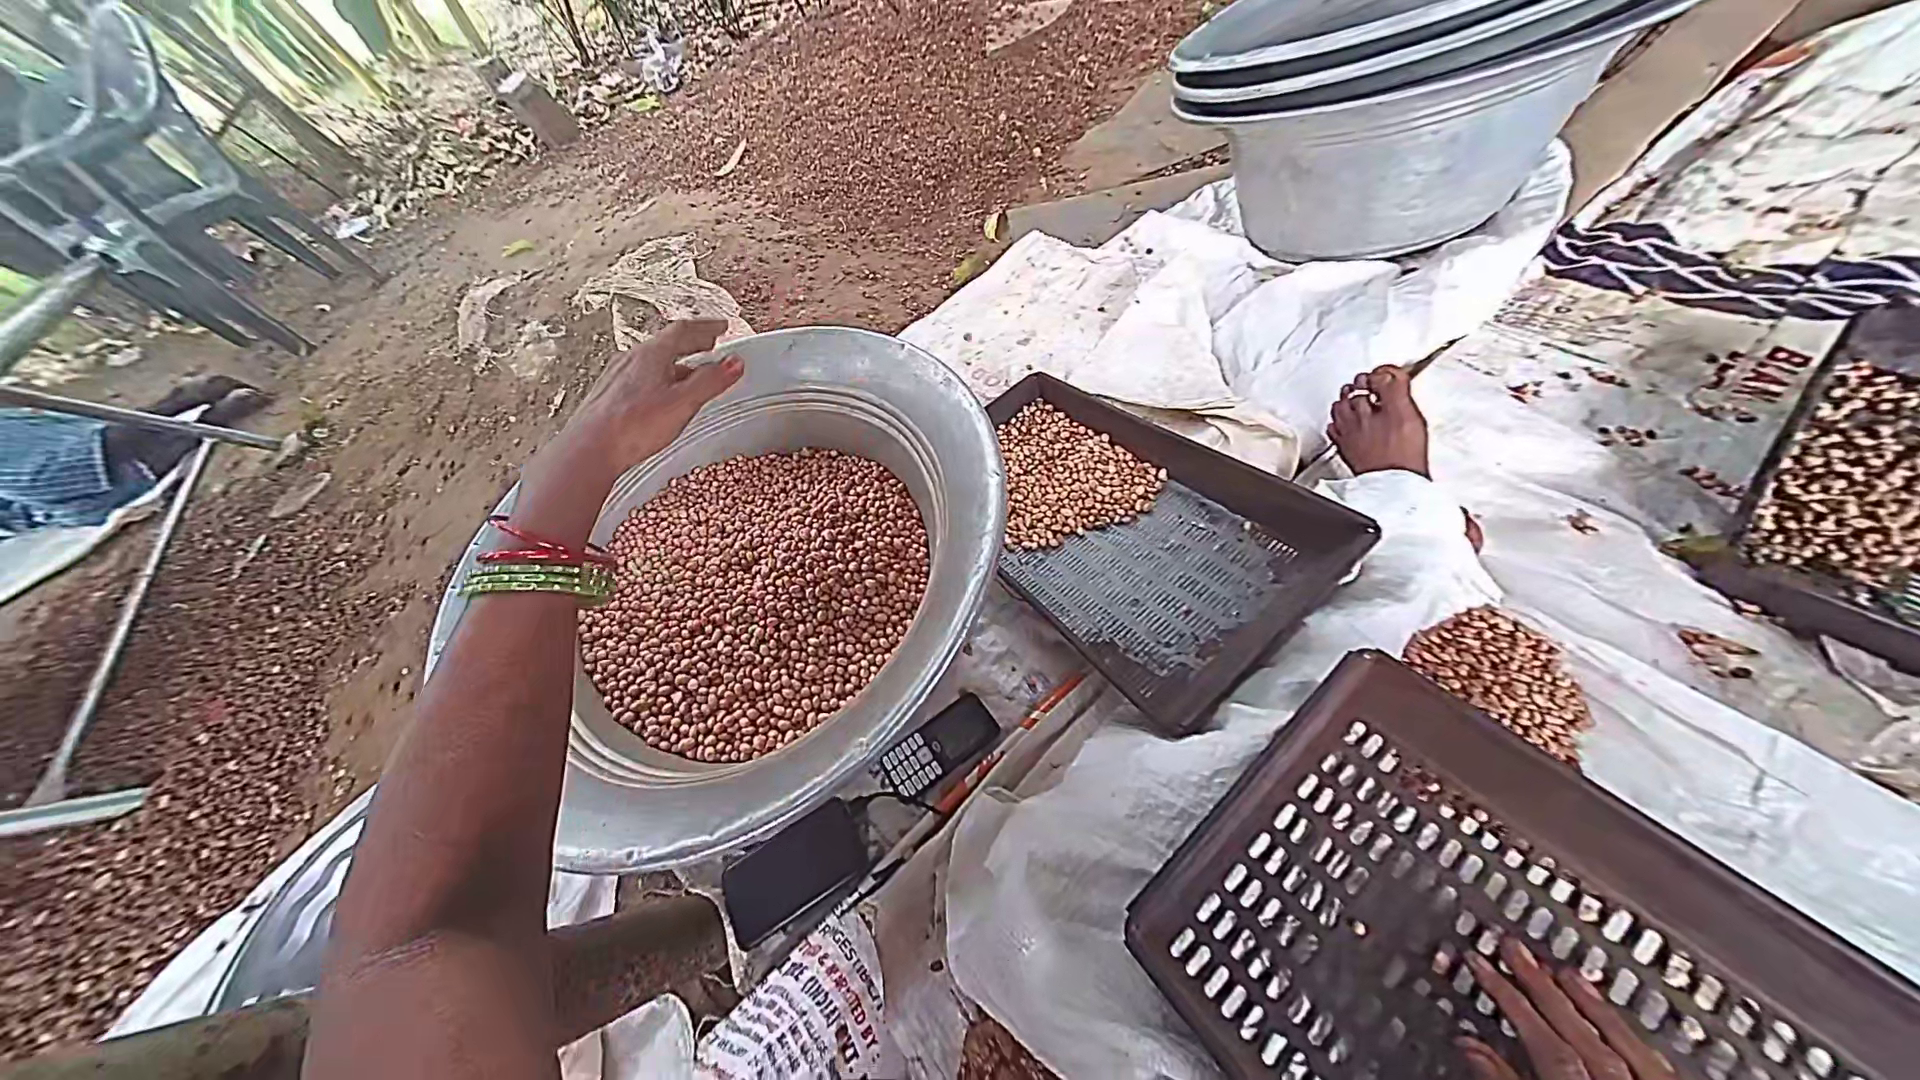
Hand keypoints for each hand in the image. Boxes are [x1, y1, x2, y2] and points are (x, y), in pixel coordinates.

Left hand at [539, 318, 744, 480]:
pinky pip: (643, 377)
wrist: (591, 448)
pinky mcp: (613, 395)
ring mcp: (620, 376)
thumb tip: (733, 364)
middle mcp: (632, 360)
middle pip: (668, 343)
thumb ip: (711, 381)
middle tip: (709, 343)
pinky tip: (665, 395)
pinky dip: (662, 378)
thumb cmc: (632, 426)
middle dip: (693, 342)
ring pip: (655, 361)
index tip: (721, 327)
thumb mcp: (684, 402)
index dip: (706, 327)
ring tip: (693, 371)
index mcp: (652, 355)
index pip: (683, 330)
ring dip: (678, 362)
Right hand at [1460, 939, 1676, 1079]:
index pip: (1541, 1042)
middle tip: (1513, 946)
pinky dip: (1637, 1039)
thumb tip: (1469, 1044)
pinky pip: (1664, 1069)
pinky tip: (1624, 1023)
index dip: (1506, 998)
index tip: (1477, 961)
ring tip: (1566, 971)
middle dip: (1542, 987)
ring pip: (1627, 1048)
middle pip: (1581, 1035)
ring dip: (1591, 1006)